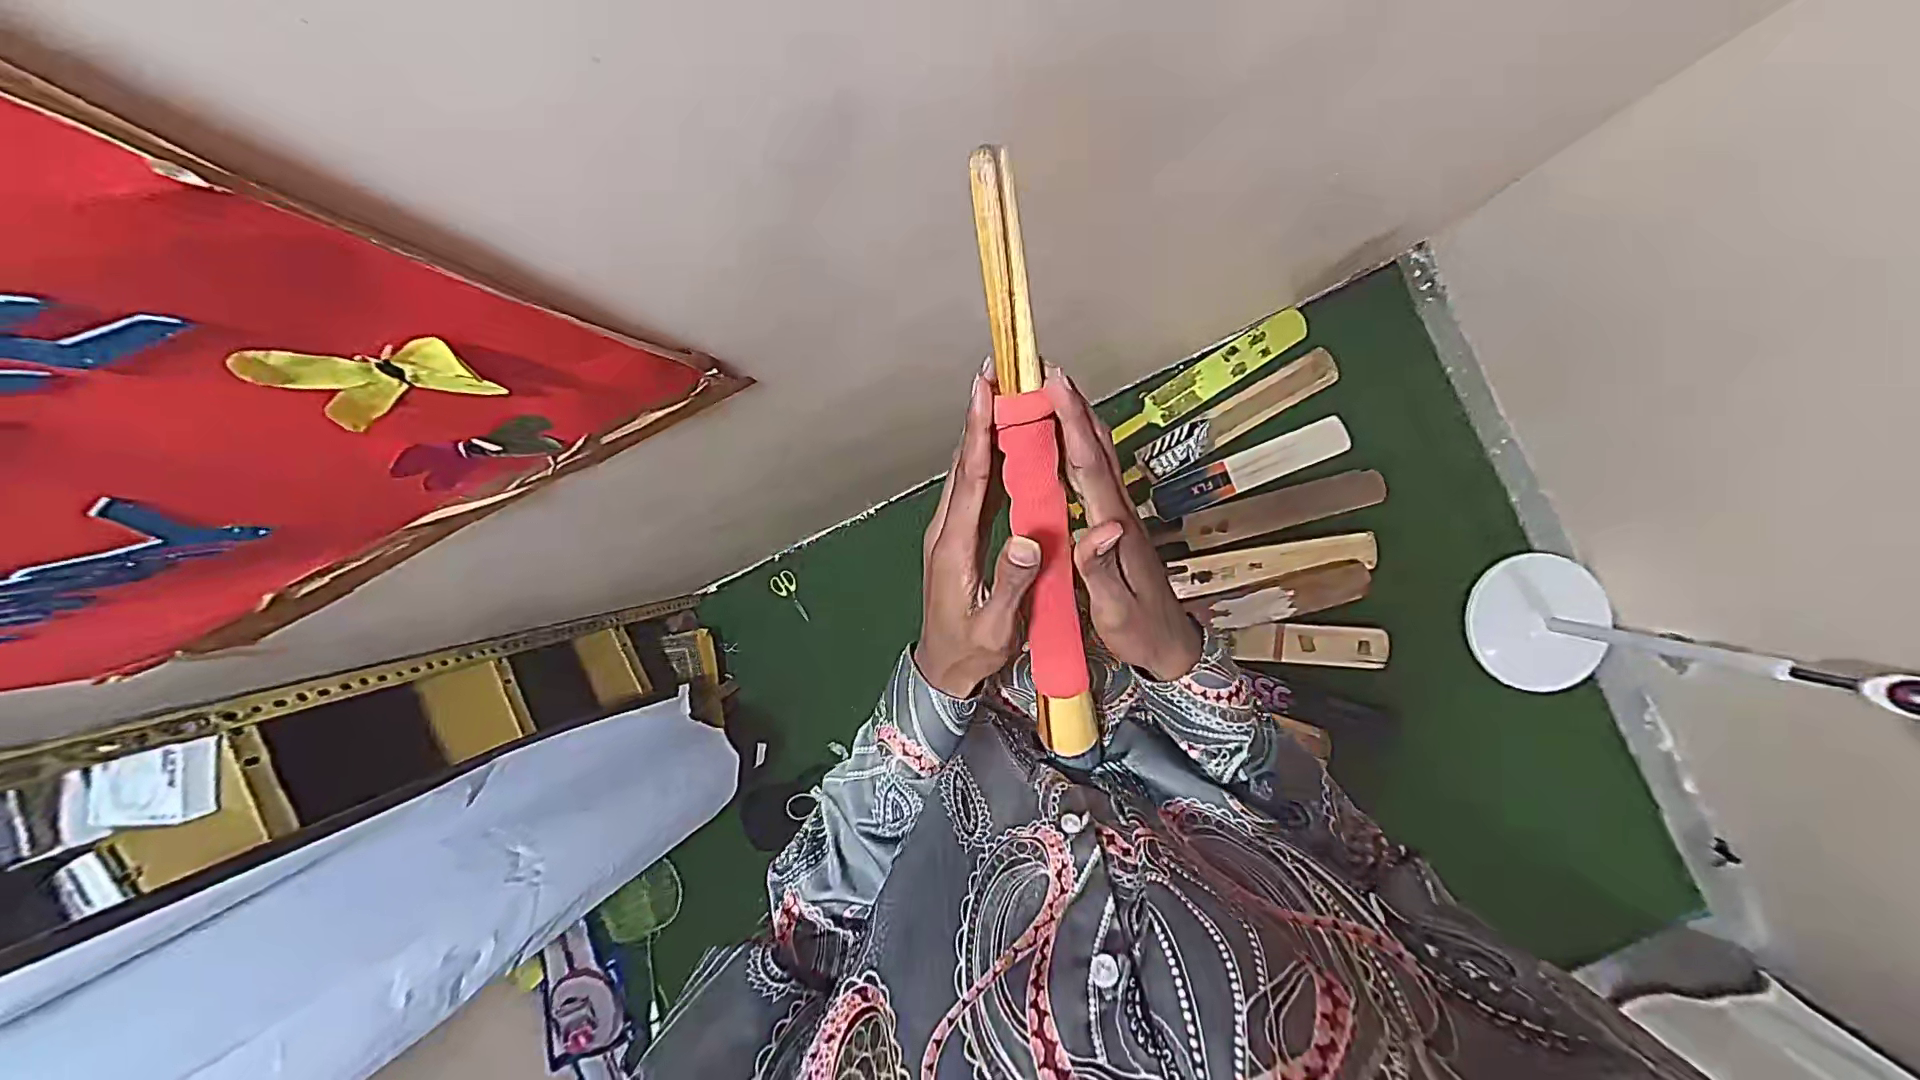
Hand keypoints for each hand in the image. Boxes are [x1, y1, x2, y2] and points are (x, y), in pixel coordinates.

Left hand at [913, 372, 1044, 697]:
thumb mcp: (996, 626)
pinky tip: (1001, 449)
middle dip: (977, 416)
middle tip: (995, 374)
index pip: (969, 477)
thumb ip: (1012, 583)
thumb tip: (1028, 539)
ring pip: (966, 473)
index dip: (977, 431)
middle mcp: (946, 530)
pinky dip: (986, 462)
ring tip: (1000, 398)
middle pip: (964, 463)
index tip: (984, 390)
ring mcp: (949, 533)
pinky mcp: (957, 538)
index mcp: (954, 545)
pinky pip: (973, 491)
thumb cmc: (970, 651)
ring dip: (980, 434)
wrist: (943, 668)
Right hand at [1046, 368, 1202, 680]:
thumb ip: (1101, 570)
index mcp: (1114, 528)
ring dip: (1079, 421)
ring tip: (1055, 394)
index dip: (1071, 424)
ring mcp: (1121, 516)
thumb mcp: (1115, 610)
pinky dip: (1080, 449)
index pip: (1090, 467)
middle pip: (1097, 449)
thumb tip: (1096, 529)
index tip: (1054, 386)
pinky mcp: (1117, 524)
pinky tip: (1066, 445)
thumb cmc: (1140, 630)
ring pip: (1100, 456)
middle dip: (1075, 406)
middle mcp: (1120, 513)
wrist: (1171, 643)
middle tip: (1049, 373)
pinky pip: (1096, 475)